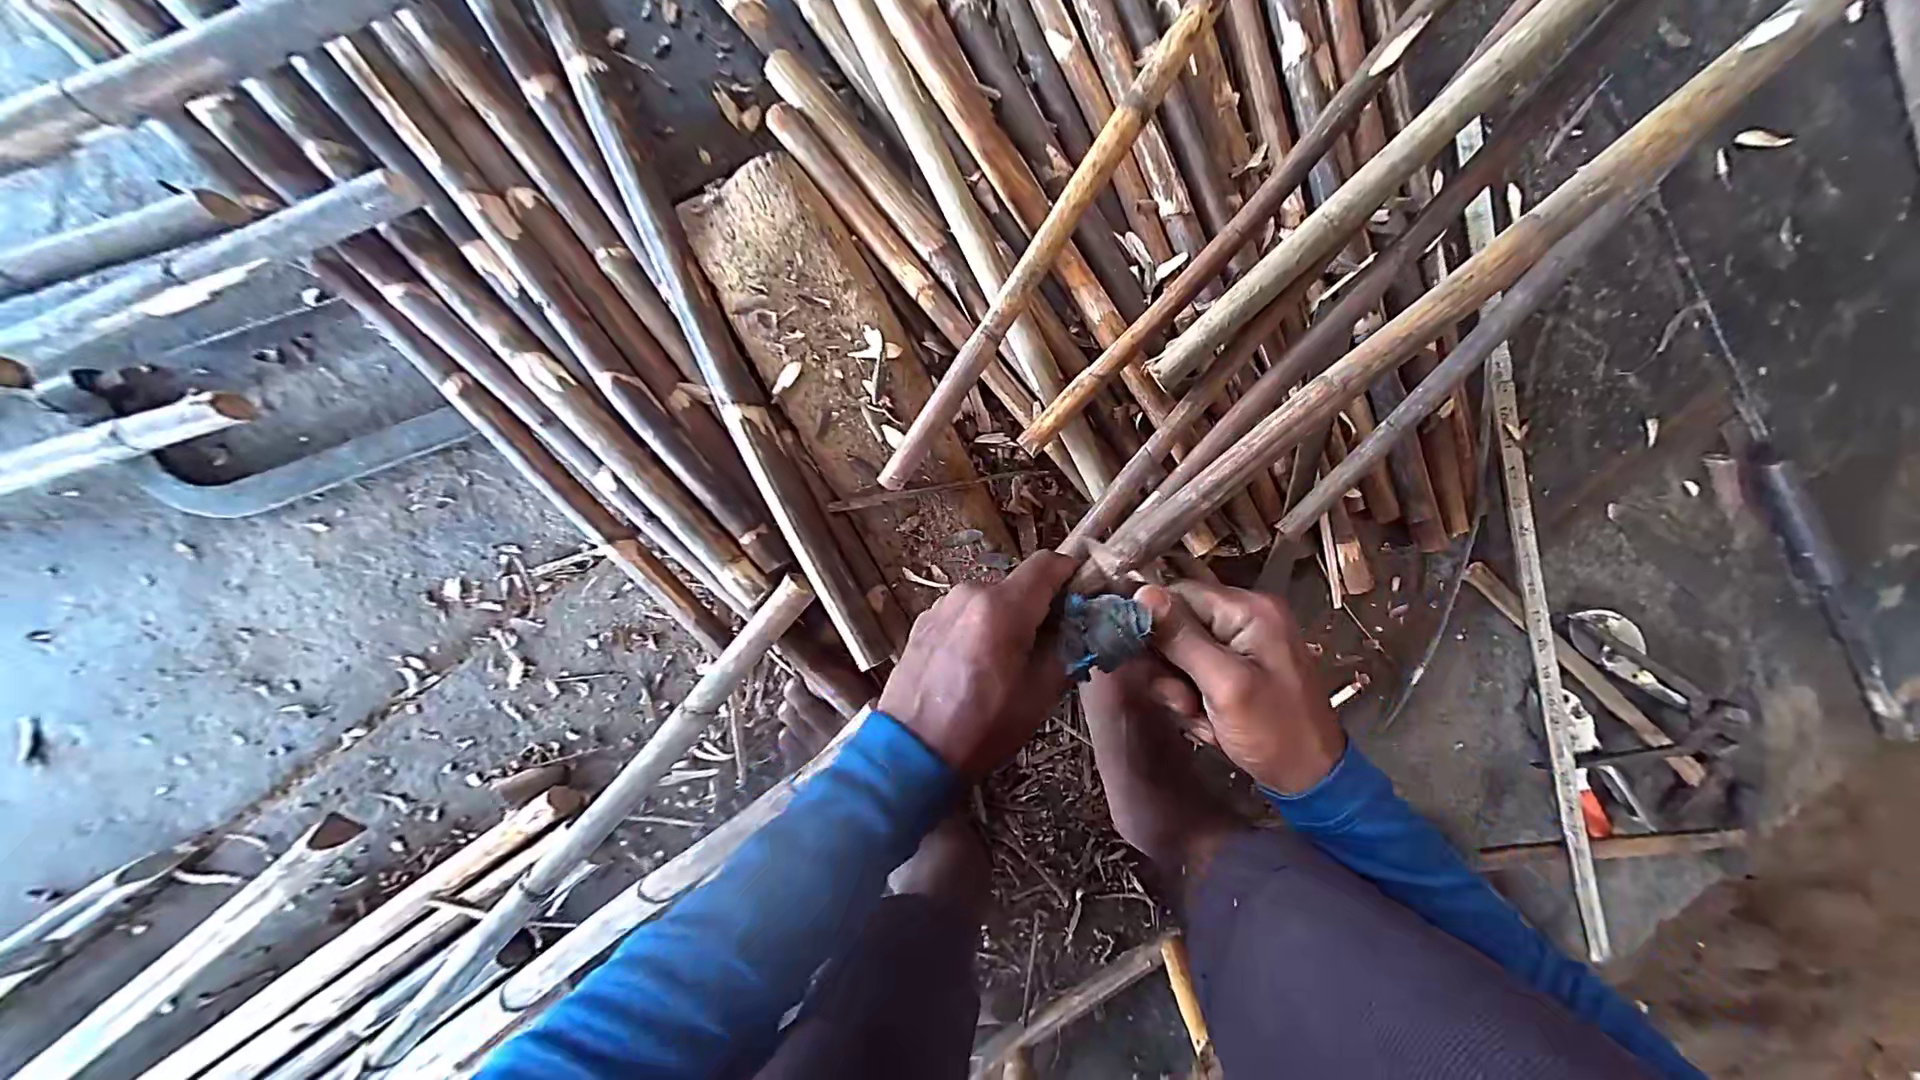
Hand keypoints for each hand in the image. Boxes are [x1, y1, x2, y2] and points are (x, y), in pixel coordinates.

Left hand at [878, 553, 1077, 776]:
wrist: (912, 750)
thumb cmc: (982, 726)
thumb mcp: (1040, 694)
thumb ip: (1068, 648)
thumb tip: (1079, 625)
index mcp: (1002, 607)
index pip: (1047, 563)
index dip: (1070, 573)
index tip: (1080, 595)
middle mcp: (969, 593)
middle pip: (1018, 585)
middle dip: (1037, 608)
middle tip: (1046, 646)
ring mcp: (941, 606)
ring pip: (990, 600)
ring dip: (1006, 620)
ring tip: (1004, 663)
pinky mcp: (923, 621)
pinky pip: (964, 614)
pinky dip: (978, 629)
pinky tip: (972, 666)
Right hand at [1136, 581, 1344, 793]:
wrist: (1311, 779)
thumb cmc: (1276, 732)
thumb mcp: (1223, 683)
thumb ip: (1181, 637)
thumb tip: (1142, 593)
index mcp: (1250, 609)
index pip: (1178, 593)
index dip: (1154, 623)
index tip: (1145, 657)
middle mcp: (1244, 617)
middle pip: (1175, 623)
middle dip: (1170, 665)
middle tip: (1183, 699)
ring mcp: (1240, 643)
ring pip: (1178, 652)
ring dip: (1178, 687)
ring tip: (1199, 713)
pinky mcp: (1235, 667)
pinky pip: (1192, 671)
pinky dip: (1192, 696)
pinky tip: (1208, 718)